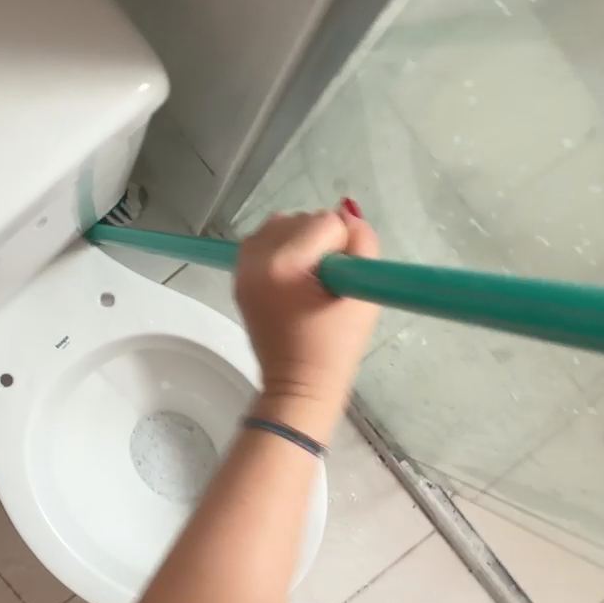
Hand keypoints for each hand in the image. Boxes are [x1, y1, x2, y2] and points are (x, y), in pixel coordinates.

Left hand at [234, 204, 381, 439]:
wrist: (297, 386)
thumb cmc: (334, 350)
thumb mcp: (361, 297)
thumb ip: (363, 246)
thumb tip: (350, 215)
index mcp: (284, 265)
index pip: (327, 223)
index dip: (345, 248)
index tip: (343, 280)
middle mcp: (255, 259)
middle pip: (301, 219)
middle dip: (322, 242)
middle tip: (328, 282)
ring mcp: (243, 268)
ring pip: (280, 224)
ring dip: (301, 241)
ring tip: (311, 278)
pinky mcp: (240, 277)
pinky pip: (262, 240)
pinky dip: (281, 248)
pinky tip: (294, 275)